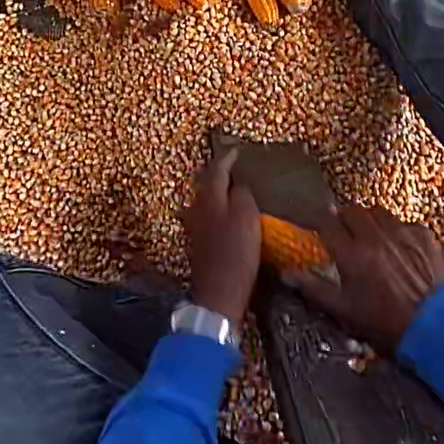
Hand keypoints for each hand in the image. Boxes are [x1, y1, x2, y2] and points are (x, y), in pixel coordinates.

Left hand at [180, 146, 260, 317]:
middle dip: (221, 173)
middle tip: (238, 167)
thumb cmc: (235, 252)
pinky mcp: (200, 241)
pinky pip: (210, 214)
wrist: (218, 294)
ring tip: (237, 188)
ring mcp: (196, 225)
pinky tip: (230, 213)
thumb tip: (238, 184)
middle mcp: (198, 207)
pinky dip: (220, 207)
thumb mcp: (247, 217)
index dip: (228, 158)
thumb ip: (242, 194)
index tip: (238, 150)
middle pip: (209, 183)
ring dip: (221, 191)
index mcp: (209, 197)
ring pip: (208, 199)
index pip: (217, 169)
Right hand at [284, 205, 443, 352]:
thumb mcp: (346, 310)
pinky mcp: (424, 235)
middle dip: (344, 218)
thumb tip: (286, 274)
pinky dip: (396, 230)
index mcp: (352, 254)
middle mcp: (374, 236)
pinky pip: (404, 223)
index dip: (319, 221)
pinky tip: (399, 247)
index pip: (326, 222)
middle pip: (352, 211)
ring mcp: (401, 232)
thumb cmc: (387, 323)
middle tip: (344, 231)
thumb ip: (314, 288)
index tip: (317, 226)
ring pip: (378, 212)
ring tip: (370, 235)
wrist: (441, 330)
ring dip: (369, 220)